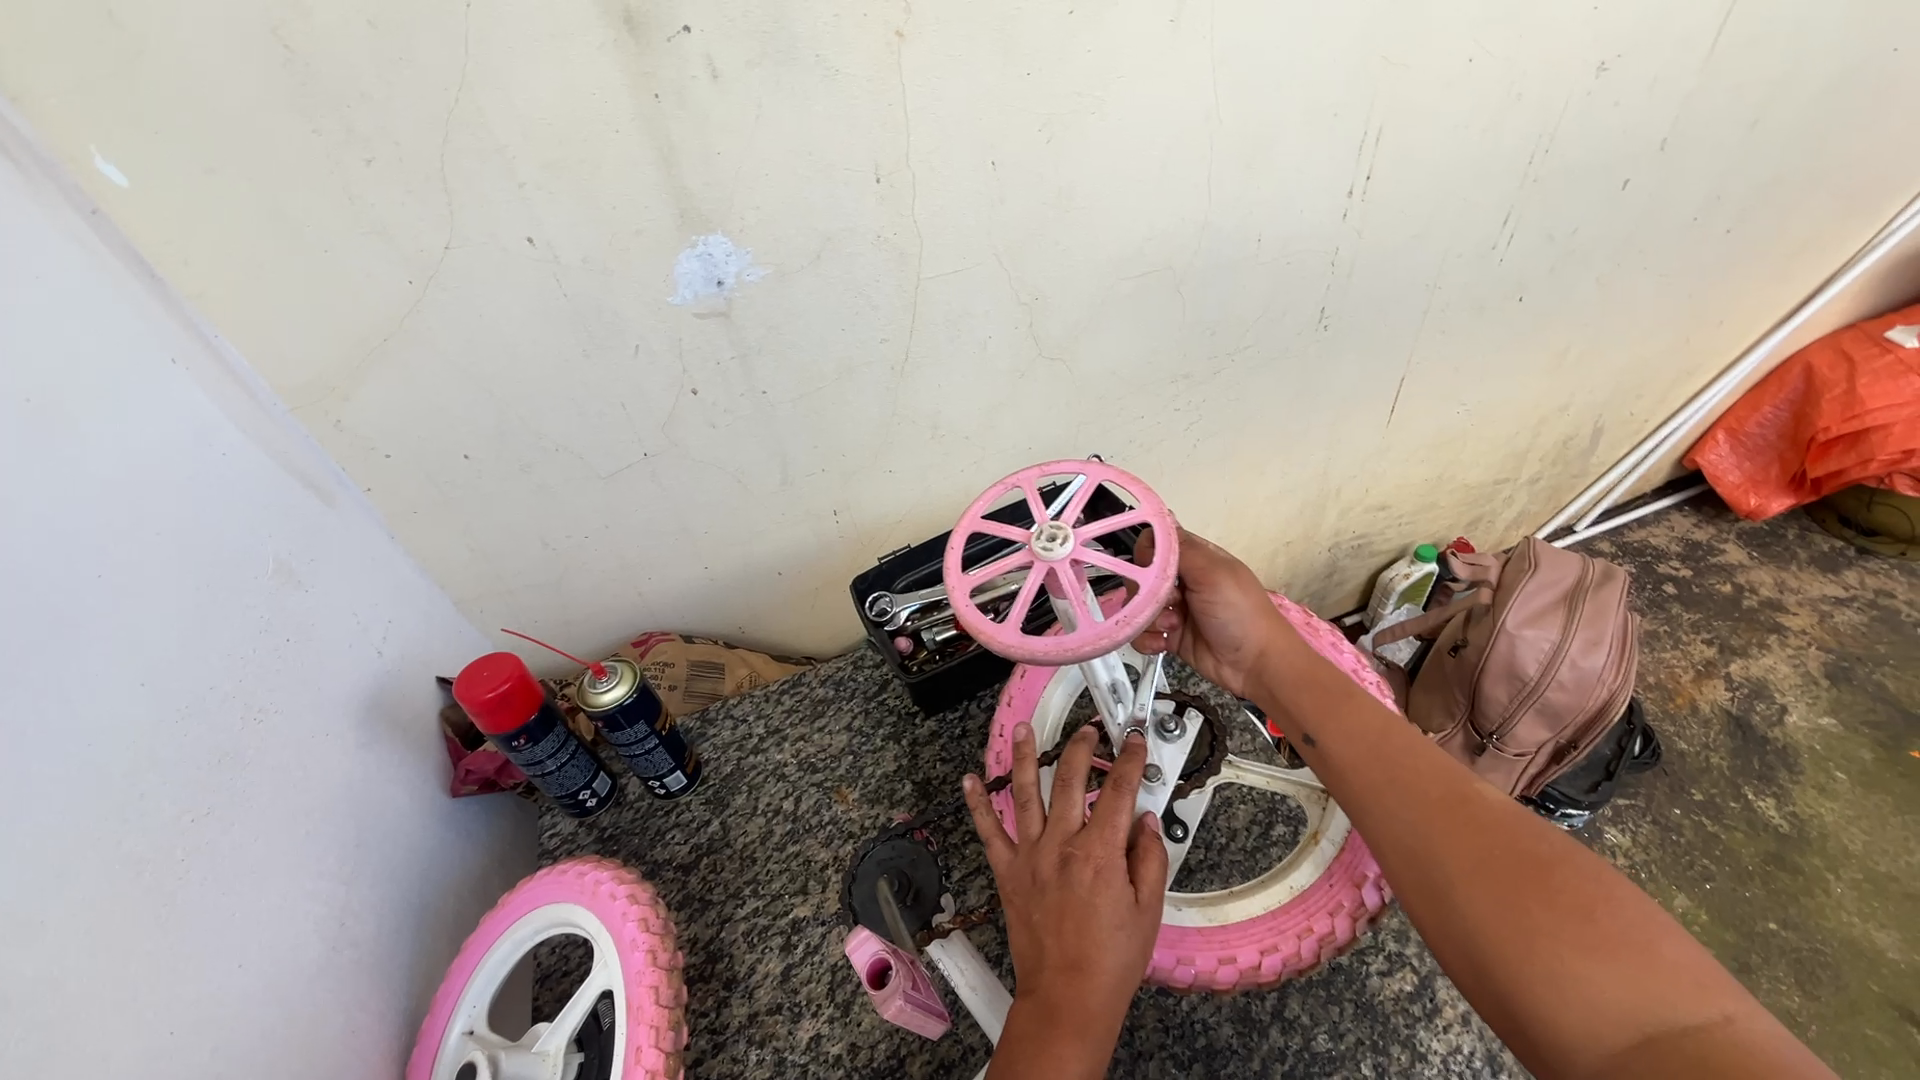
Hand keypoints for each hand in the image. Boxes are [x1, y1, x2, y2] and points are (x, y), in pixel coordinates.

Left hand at [962, 723, 1166, 1075]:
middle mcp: (1062, 845)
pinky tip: (970, 779)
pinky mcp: (1008, 871)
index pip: (1119, 791)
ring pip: (1024, 792)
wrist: (1067, 996)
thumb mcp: (1148, 910)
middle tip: (1088, 730)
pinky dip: (978, 804)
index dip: (1129, 761)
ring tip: (1023, 729)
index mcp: (1100, 853)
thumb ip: (1148, 858)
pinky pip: (989, 831)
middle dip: (1081, 748)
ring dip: (1023, 756)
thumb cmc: (1112, 959)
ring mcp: (1030, 855)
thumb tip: (1146, 820)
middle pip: (1070, 780)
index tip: (1134, 742)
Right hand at [1128, 526, 1298, 700]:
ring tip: (1173, 626)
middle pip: (1142, 577)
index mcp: (1196, 559)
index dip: (1147, 554)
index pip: (1157, 544)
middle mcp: (1183, 581)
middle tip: (1171, 602)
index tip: (1150, 569)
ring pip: (1140, 606)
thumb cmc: (1241, 613)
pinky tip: (1163, 643)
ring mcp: (1176, 609)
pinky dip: (1147, 639)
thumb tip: (1156, 526)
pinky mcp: (1171, 635)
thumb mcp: (1213, 573)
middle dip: (1146, 592)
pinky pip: (1142, 632)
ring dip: (1150, 618)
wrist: (1256, 664)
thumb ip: (1181, 550)